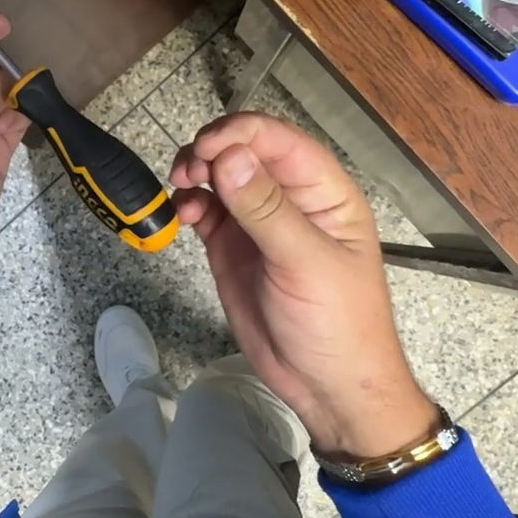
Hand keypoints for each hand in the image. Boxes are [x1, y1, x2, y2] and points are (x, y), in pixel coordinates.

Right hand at [170, 113, 436, 459]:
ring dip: (196, 173)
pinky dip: (189, 205)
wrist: (323, 384)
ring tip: (181, 189)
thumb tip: (228, 156)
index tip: (205, 147)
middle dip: (212, 150)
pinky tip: (183, 215)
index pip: (280, 141)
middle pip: (245, 152)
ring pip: (220, 177)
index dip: (241, 133)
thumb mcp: (306, 262)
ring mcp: (257, 223)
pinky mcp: (230, 247)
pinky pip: (205, 211)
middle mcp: (289, 199)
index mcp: (324, 192)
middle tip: (187, 171)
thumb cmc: (336, 322)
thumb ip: (266, 209)